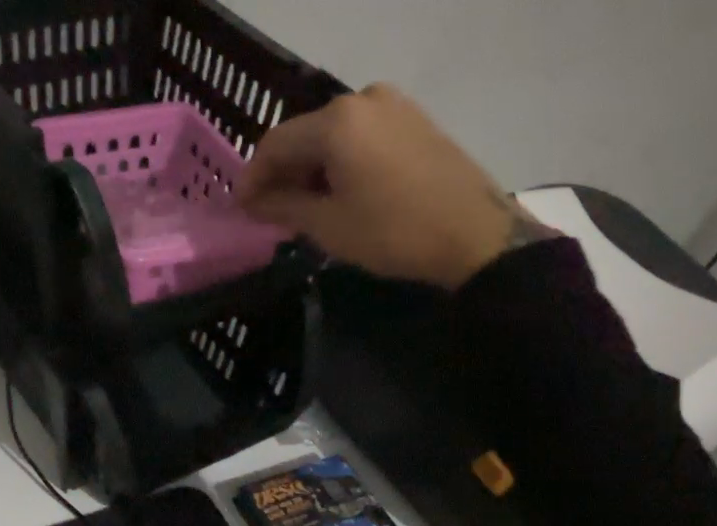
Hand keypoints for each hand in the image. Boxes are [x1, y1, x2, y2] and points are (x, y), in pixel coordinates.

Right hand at [236, 84, 555, 288]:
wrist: (474, 235)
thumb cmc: (393, 232)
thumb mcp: (328, 226)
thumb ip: (283, 206)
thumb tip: (253, 202)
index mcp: (337, 120)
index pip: (276, 144)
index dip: (253, 178)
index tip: (241, 209)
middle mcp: (363, 99)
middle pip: (305, 136)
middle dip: (284, 174)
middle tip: (270, 212)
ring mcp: (394, 106)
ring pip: (334, 137)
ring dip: (313, 170)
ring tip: (305, 209)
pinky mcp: (415, 120)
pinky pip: (362, 138)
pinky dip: (342, 163)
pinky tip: (339, 194)